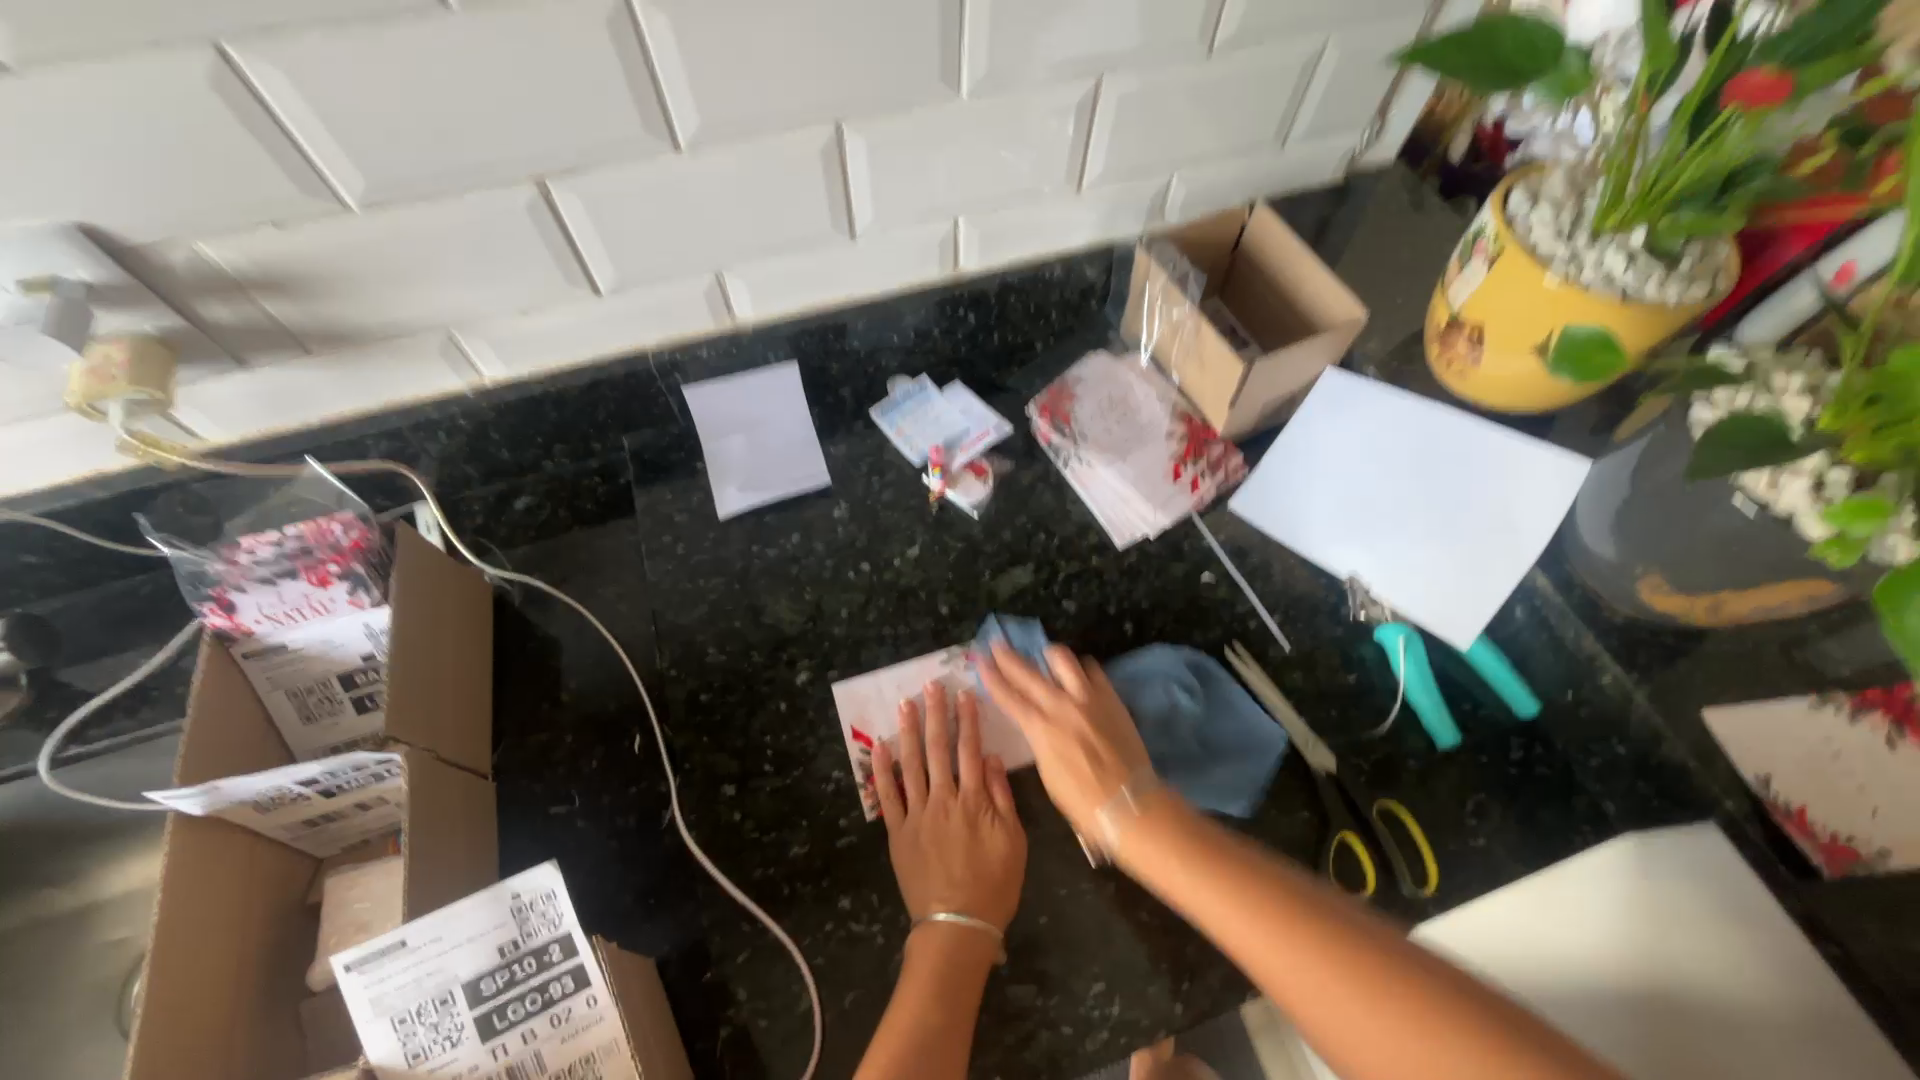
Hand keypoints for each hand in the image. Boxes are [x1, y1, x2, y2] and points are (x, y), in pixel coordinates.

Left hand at [873, 681, 1024, 931]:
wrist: (957, 925)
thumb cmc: (994, 884)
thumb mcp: (1014, 841)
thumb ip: (1002, 798)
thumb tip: (993, 759)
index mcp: (974, 801)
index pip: (970, 750)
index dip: (967, 720)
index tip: (964, 694)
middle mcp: (943, 800)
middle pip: (937, 749)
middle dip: (936, 714)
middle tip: (932, 685)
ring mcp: (916, 815)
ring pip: (910, 764)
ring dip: (908, 731)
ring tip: (906, 703)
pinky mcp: (897, 832)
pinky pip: (887, 796)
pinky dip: (882, 770)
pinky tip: (880, 747)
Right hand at [977, 641, 1154, 836]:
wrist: (1128, 802)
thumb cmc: (1081, 800)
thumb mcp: (1046, 772)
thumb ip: (1039, 741)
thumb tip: (1037, 726)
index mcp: (1040, 728)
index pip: (1008, 696)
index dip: (991, 677)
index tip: (981, 661)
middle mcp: (1061, 705)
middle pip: (1028, 672)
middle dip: (1008, 657)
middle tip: (998, 644)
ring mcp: (1088, 697)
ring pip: (1063, 659)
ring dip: (1049, 656)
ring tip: (1045, 656)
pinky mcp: (1111, 697)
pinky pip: (1092, 669)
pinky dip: (1081, 668)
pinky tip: (1079, 674)